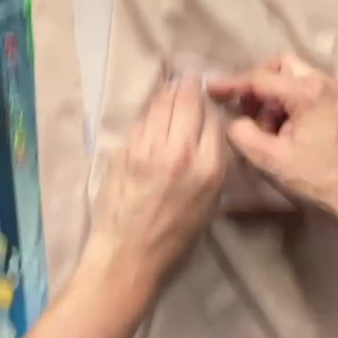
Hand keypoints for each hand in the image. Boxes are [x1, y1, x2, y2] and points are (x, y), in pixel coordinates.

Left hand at [85, 75, 228, 289]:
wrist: (129, 257)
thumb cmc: (175, 240)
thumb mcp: (209, 204)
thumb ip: (210, 166)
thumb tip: (206, 135)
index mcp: (209, 169)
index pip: (213, 119)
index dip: (209, 106)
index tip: (205, 99)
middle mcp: (181, 152)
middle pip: (186, 101)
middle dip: (187, 87)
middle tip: (187, 79)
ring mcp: (149, 149)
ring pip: (160, 105)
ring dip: (166, 95)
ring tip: (169, 89)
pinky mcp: (124, 151)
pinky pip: (139, 123)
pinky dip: (147, 116)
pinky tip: (150, 116)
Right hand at [207, 55, 337, 232]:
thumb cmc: (316, 178)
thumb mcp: (269, 160)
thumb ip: (241, 134)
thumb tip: (235, 121)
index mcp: (308, 92)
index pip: (260, 79)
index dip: (231, 83)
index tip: (210, 88)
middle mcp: (324, 83)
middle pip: (280, 66)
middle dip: (258, 84)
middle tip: (247, 109)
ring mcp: (335, 92)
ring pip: (292, 76)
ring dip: (273, 95)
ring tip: (267, 127)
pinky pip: (305, 89)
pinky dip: (288, 101)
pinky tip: (283, 129)